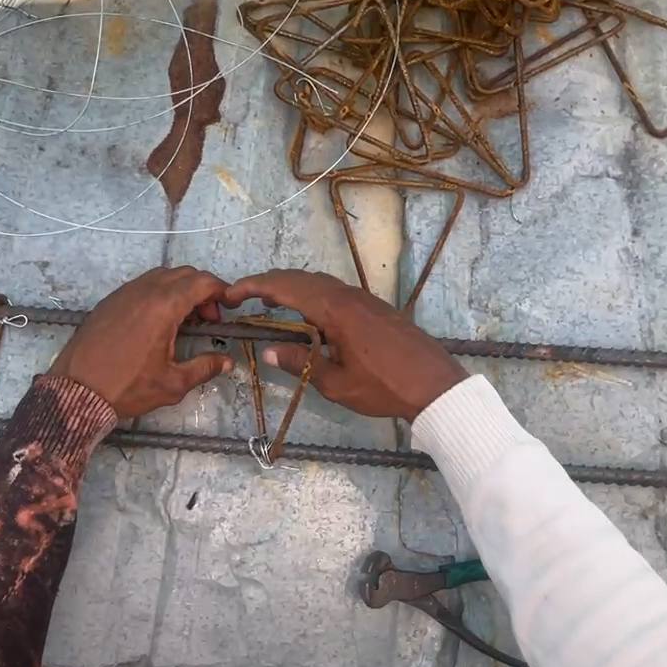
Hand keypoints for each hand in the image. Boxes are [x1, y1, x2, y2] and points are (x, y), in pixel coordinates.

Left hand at [50, 266, 234, 417]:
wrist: (76, 390)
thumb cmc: (127, 387)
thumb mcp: (172, 384)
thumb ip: (204, 368)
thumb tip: (227, 362)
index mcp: (163, 306)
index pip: (201, 282)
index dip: (220, 290)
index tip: (228, 307)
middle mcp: (144, 291)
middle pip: (183, 275)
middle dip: (202, 290)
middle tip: (208, 319)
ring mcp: (124, 293)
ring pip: (161, 277)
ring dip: (179, 290)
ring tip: (184, 320)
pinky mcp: (109, 301)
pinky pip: (141, 286)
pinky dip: (158, 294)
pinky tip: (158, 322)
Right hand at [222, 270, 466, 420]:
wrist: (436, 386)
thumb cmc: (384, 387)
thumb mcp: (336, 383)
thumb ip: (299, 364)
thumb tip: (268, 351)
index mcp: (335, 310)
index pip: (286, 287)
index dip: (254, 286)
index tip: (230, 293)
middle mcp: (348, 296)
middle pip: (300, 279)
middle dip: (267, 283)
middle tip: (241, 295)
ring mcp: (363, 299)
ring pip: (319, 282)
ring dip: (290, 287)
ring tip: (267, 302)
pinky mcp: (374, 307)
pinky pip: (334, 290)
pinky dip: (310, 294)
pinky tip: (305, 312)